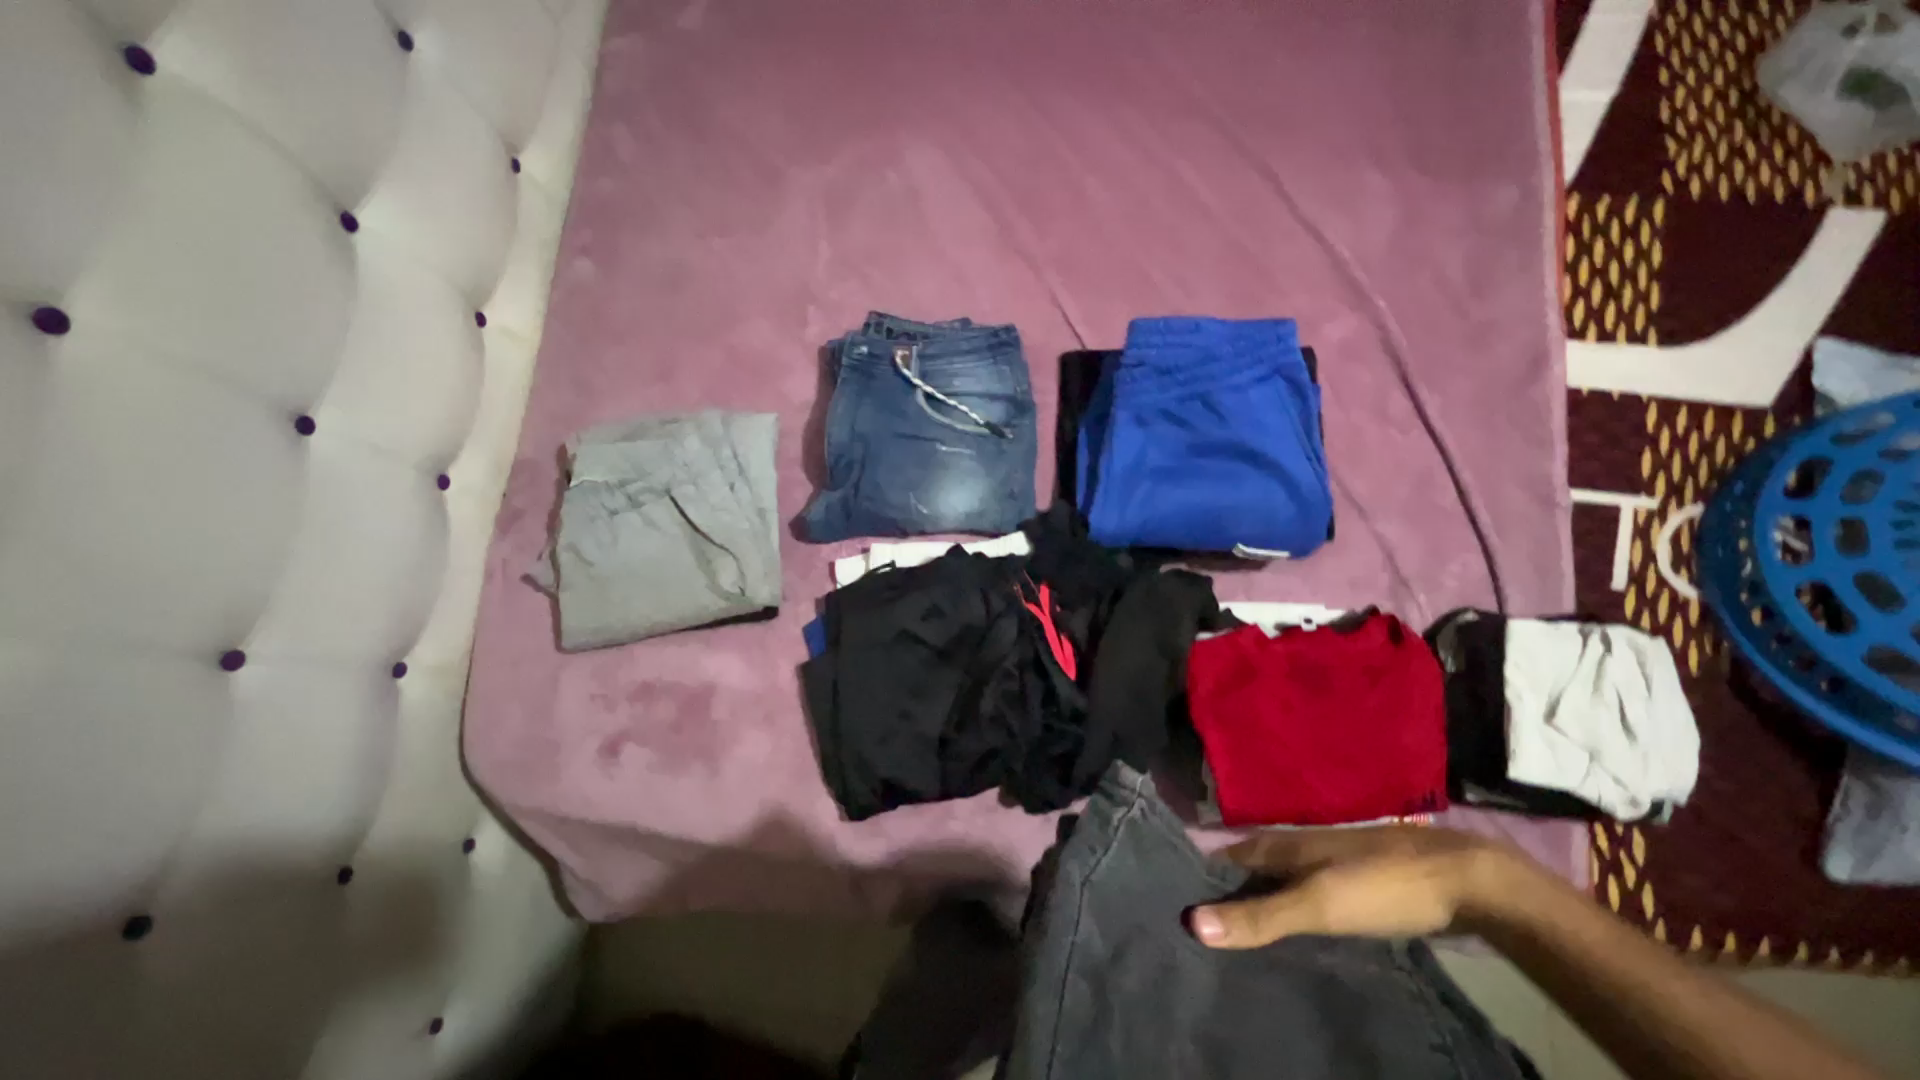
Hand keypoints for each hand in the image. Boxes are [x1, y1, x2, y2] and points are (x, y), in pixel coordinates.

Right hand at [1187, 826, 1532, 948]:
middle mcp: (1302, 846)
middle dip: (1223, 882)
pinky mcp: (1358, 880)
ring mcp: (1333, 861)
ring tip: (1230, 922)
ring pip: (1280, 874)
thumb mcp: (1318, 904)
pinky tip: (1288, 924)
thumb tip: (1190, 922)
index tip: (1167, 887)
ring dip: (1256, 892)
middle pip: (1251, 862)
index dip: (1199, 867)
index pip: (1228, 852)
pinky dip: (1288, 902)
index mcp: (1286, 844)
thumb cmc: (1384, 886)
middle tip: (1190, 911)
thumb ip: (1261, 916)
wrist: (1467, 880)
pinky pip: (1307, 888)